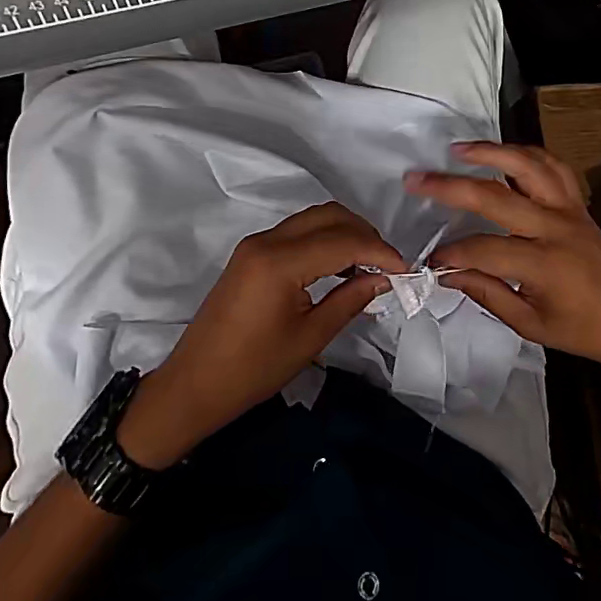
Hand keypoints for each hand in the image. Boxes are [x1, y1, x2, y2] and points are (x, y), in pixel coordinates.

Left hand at [117, 202, 403, 468]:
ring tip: (369, 266)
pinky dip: (324, 240)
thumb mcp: (310, 338)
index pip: (343, 240)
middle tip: (388, 265)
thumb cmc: (253, 370)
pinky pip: (297, 232)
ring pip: (312, 219)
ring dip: (345, 233)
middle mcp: (266, 241)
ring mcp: (255, 244)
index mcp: (279, 262)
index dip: (380, 251)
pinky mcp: (251, 254)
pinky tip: (340, 266)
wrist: (194, 384)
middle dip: (365, 233)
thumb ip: (350, 299)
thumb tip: (383, 279)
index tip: (405, 270)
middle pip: (328, 215)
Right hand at [407, 142, 600, 378]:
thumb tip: (446, 273)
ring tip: (458, 149)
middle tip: (416, 181)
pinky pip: (554, 168)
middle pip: (495, 196)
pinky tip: (506, 155)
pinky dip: (528, 155)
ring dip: (491, 153)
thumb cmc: (583, 330)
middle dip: (449, 188)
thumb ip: (486, 293)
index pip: (482, 250)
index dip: (450, 254)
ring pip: (528, 166)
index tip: (430, 262)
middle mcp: (555, 228)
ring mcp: (570, 210)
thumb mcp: (529, 323)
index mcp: (543, 265)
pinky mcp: (579, 204)